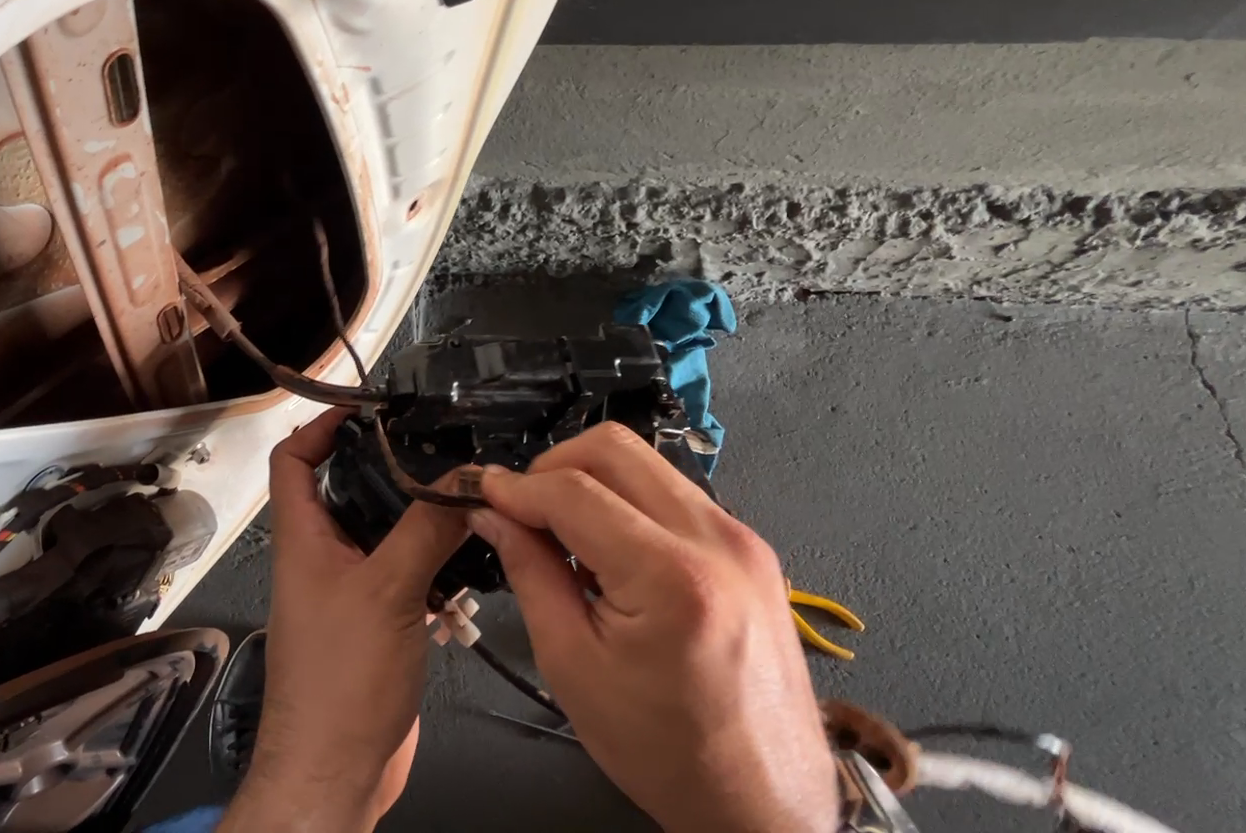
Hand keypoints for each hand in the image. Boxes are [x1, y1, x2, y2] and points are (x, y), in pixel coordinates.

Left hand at [220, 409, 467, 832]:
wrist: (337, 771)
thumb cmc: (342, 675)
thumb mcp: (385, 590)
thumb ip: (426, 530)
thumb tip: (466, 478)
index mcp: (302, 537)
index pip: (293, 459)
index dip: (321, 426)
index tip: (368, 408)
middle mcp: (322, 556)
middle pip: (350, 490)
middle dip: (391, 468)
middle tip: (442, 448)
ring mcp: (351, 590)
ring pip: (386, 534)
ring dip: (423, 520)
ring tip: (470, 498)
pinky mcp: (379, 621)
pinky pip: (407, 575)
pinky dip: (436, 566)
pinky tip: (474, 564)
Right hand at [467, 423, 836, 832]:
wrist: (765, 804)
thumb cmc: (663, 750)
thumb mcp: (572, 665)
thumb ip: (529, 573)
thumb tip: (492, 515)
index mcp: (672, 578)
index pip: (573, 491)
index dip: (516, 487)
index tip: (481, 493)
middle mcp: (717, 540)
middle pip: (614, 448)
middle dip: (553, 466)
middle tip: (522, 509)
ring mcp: (742, 539)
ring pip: (645, 462)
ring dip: (590, 480)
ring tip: (563, 533)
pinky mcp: (750, 548)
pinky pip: (672, 493)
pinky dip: (626, 501)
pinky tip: (608, 549)